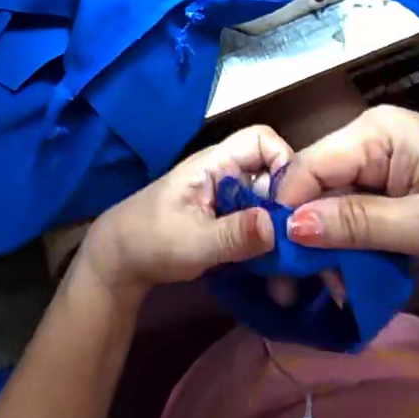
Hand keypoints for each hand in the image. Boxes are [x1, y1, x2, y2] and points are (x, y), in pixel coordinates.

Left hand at [79, 125, 291, 298]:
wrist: (118, 262)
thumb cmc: (149, 241)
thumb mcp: (192, 241)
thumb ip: (234, 234)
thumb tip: (276, 225)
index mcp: (216, 163)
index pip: (263, 140)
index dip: (285, 162)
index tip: (296, 204)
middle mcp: (228, 174)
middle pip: (275, 175)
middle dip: (291, 209)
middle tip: (300, 251)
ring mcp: (229, 198)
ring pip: (271, 205)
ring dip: (282, 236)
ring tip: (290, 275)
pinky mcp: (229, 221)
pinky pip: (260, 225)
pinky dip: (270, 247)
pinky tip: (276, 277)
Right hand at [272, 106, 418, 271]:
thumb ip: (359, 223)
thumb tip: (290, 225)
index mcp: (375, 132)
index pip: (305, 167)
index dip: (286, 213)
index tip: (282, 267)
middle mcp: (369, 135)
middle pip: (314, 182)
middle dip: (307, 233)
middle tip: (308, 288)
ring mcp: (381, 155)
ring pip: (331, 196)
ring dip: (329, 240)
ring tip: (334, 287)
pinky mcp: (392, 176)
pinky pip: (354, 203)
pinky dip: (351, 237)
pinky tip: (352, 268)